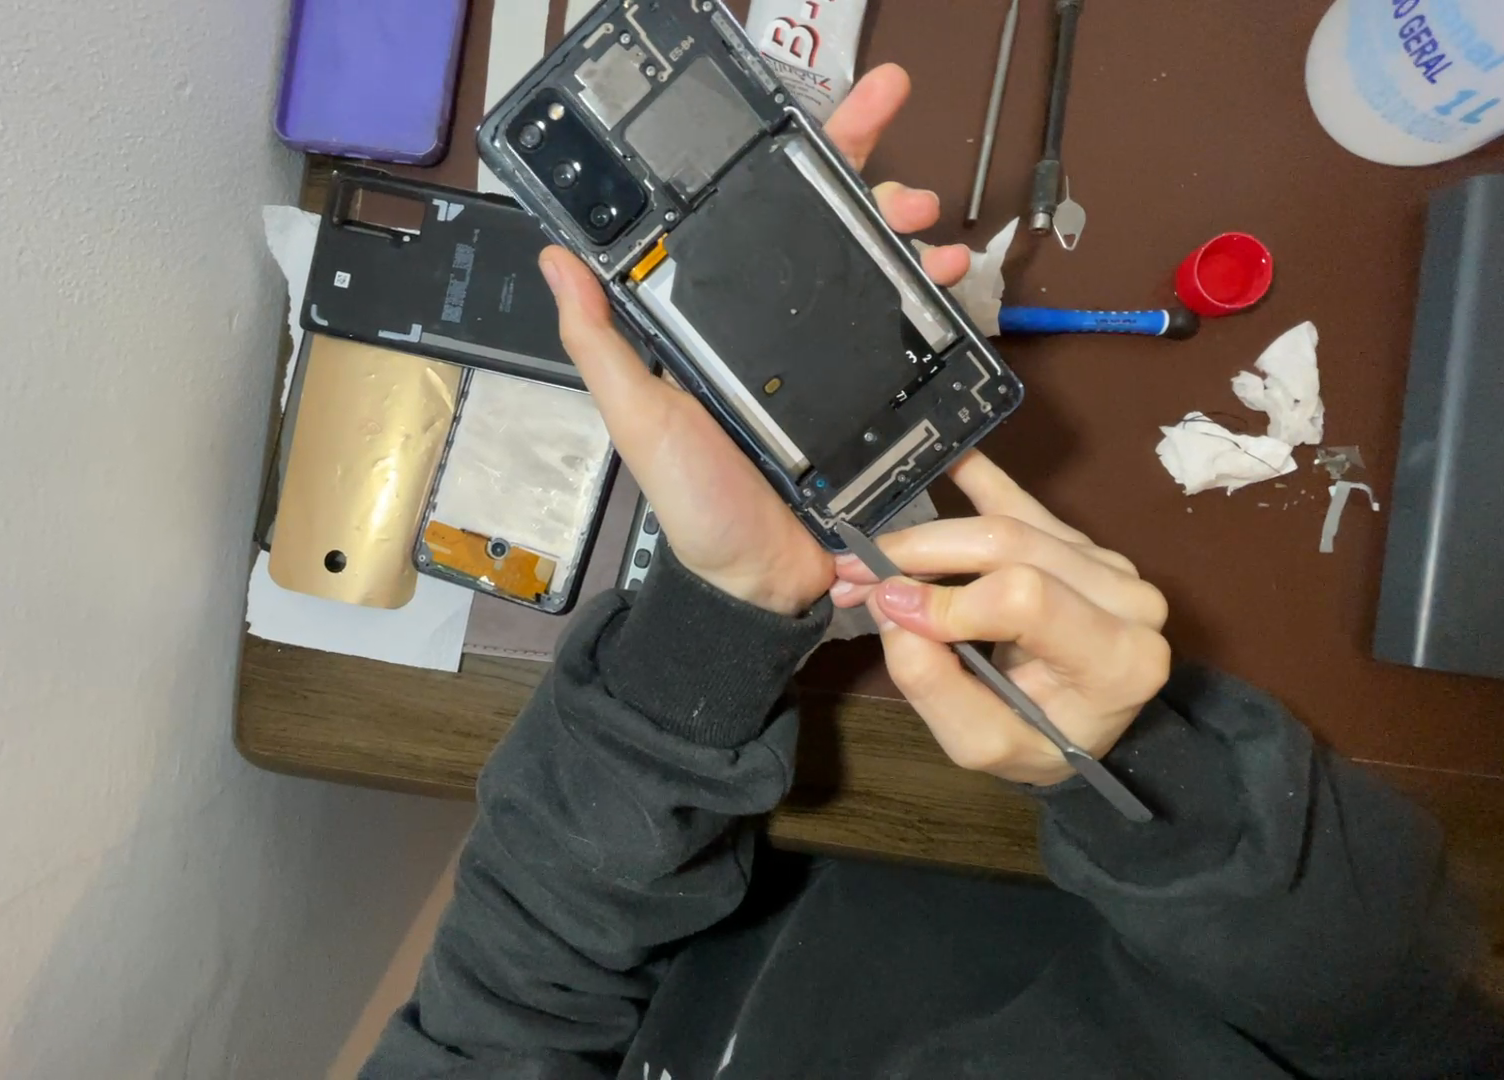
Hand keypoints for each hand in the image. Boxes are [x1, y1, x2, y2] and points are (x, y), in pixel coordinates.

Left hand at [538, 64, 972, 615]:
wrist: (758, 579)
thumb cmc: (695, 501)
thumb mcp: (638, 417)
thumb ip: (600, 346)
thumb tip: (557, 261)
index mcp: (715, 334)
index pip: (748, 237)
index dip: (783, 179)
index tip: (825, 131)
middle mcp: (771, 342)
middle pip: (821, 249)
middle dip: (866, 200)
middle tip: (904, 181)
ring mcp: (823, 371)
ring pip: (870, 287)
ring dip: (906, 248)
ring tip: (936, 232)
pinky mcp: (865, 405)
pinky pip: (901, 346)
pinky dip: (926, 313)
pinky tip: (946, 290)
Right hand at [833, 453, 1171, 784]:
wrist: (1082, 726)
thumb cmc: (1036, 743)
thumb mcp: (979, 743)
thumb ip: (933, 684)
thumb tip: (891, 608)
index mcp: (1117, 657)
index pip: (1022, 599)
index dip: (945, 600)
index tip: (887, 609)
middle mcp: (1127, 597)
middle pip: (1008, 546)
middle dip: (917, 554)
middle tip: (852, 571)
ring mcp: (1105, 561)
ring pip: (1005, 522)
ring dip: (925, 534)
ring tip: (870, 555)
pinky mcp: (1076, 541)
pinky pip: (1021, 499)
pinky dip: (978, 475)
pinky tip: (946, 456)